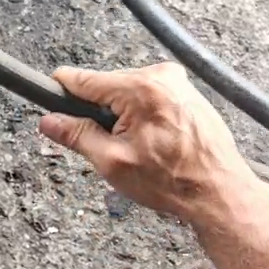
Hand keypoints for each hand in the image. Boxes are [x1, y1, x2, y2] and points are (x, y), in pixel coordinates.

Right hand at [38, 63, 263, 225]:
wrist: (219, 192)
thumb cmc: (172, 181)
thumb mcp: (111, 162)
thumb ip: (76, 136)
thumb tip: (49, 121)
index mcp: (140, 89)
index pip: (82, 79)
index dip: (61, 93)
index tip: (49, 103)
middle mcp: (161, 76)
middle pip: (105, 87)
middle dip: (99, 114)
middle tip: (111, 147)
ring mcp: (177, 82)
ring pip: (126, 94)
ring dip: (122, 118)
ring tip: (138, 149)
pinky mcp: (186, 93)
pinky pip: (148, 98)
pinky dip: (141, 118)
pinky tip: (153, 143)